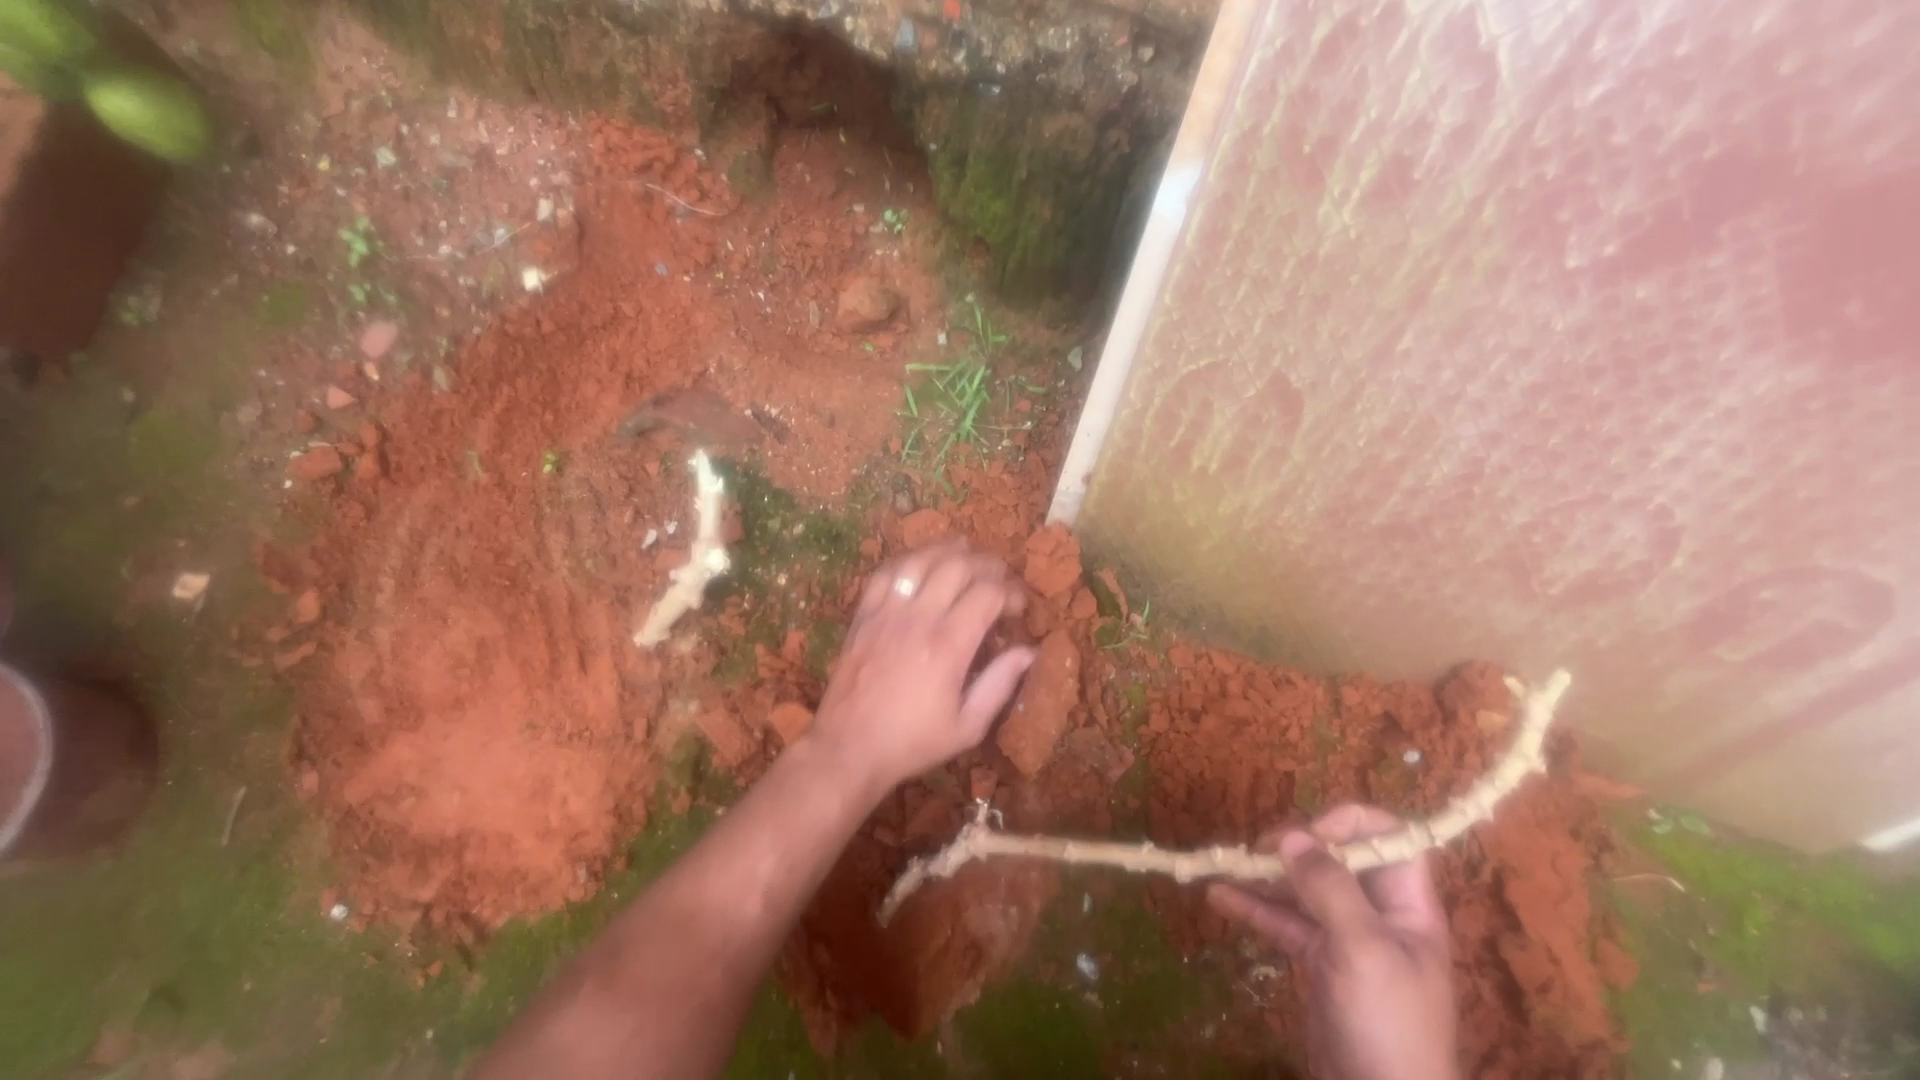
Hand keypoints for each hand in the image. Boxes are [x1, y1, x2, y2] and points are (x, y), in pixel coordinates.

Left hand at [804, 540, 1035, 797]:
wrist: (849, 748)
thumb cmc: (913, 742)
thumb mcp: (967, 726)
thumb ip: (1000, 685)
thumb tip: (1027, 651)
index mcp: (949, 645)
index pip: (988, 593)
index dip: (1011, 592)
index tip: (1017, 609)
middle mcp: (918, 618)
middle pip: (959, 565)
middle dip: (987, 565)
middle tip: (999, 579)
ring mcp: (887, 612)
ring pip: (921, 559)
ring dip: (948, 551)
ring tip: (967, 557)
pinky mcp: (863, 615)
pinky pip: (887, 572)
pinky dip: (910, 561)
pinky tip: (922, 565)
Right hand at [1207, 804, 1458, 1079]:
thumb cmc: (1387, 1022)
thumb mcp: (1363, 950)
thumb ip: (1330, 889)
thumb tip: (1293, 835)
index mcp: (1407, 905)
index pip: (1389, 839)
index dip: (1351, 825)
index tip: (1310, 835)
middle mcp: (1378, 913)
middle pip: (1338, 859)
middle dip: (1296, 847)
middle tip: (1257, 851)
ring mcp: (1346, 938)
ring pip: (1304, 889)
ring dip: (1266, 874)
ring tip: (1226, 865)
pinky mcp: (1318, 962)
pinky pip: (1284, 922)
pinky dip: (1254, 908)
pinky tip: (1218, 896)